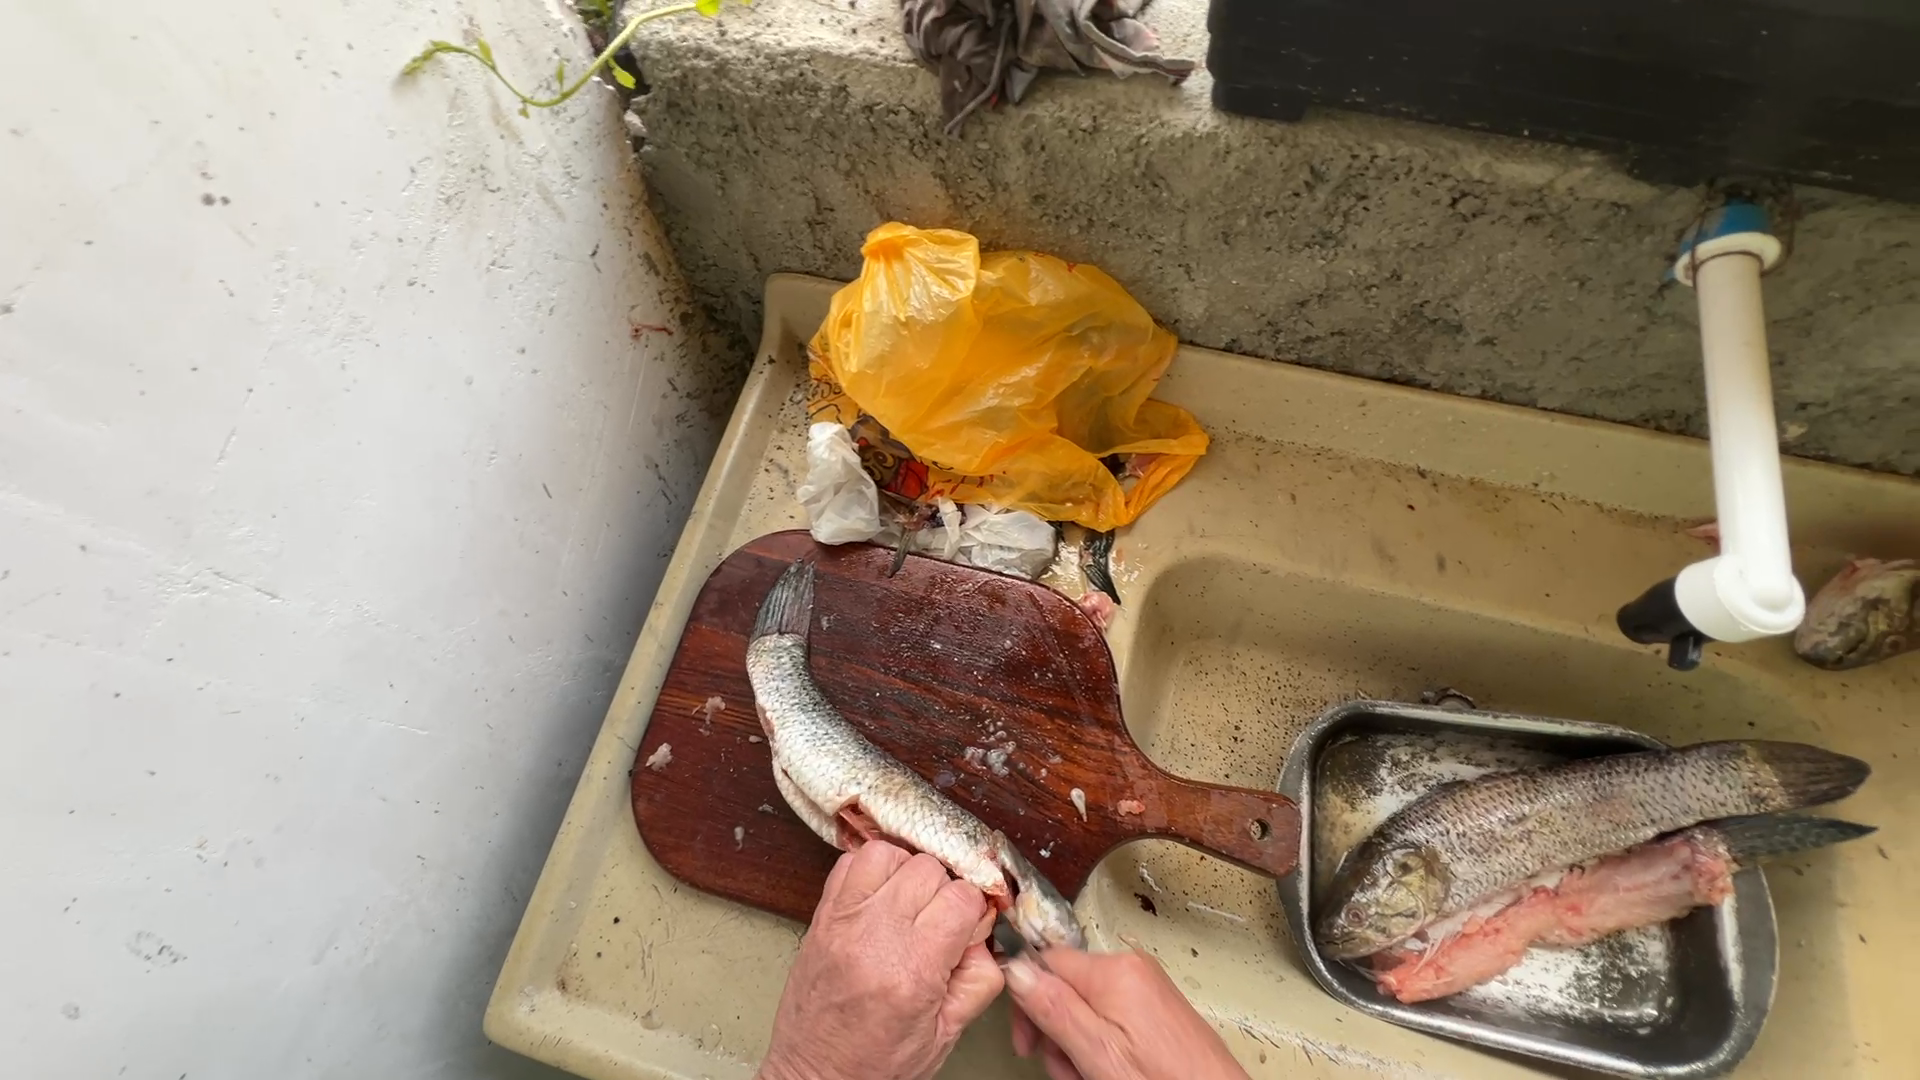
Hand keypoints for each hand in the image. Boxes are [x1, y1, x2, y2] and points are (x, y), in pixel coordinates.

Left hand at [757, 841, 1003, 1079]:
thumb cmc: (878, 1066)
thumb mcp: (945, 1035)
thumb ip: (979, 977)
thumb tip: (985, 930)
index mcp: (913, 970)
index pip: (962, 898)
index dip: (972, 910)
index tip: (966, 928)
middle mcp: (876, 935)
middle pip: (928, 867)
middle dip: (942, 890)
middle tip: (936, 921)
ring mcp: (844, 919)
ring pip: (890, 853)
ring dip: (906, 872)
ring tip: (906, 904)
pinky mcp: (822, 913)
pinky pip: (851, 860)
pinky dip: (871, 868)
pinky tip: (880, 896)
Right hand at [1002, 947, 1249, 1079]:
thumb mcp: (1097, 1053)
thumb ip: (1053, 1007)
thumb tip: (1013, 965)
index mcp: (1113, 969)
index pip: (1046, 960)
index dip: (1027, 999)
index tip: (1026, 1043)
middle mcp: (1131, 965)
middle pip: (1067, 984)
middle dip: (1057, 1029)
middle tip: (1067, 1072)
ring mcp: (1148, 985)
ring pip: (1088, 1004)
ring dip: (1078, 1042)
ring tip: (1092, 1077)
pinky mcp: (1159, 1007)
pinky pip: (1113, 1013)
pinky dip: (1102, 1042)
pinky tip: (1110, 1071)